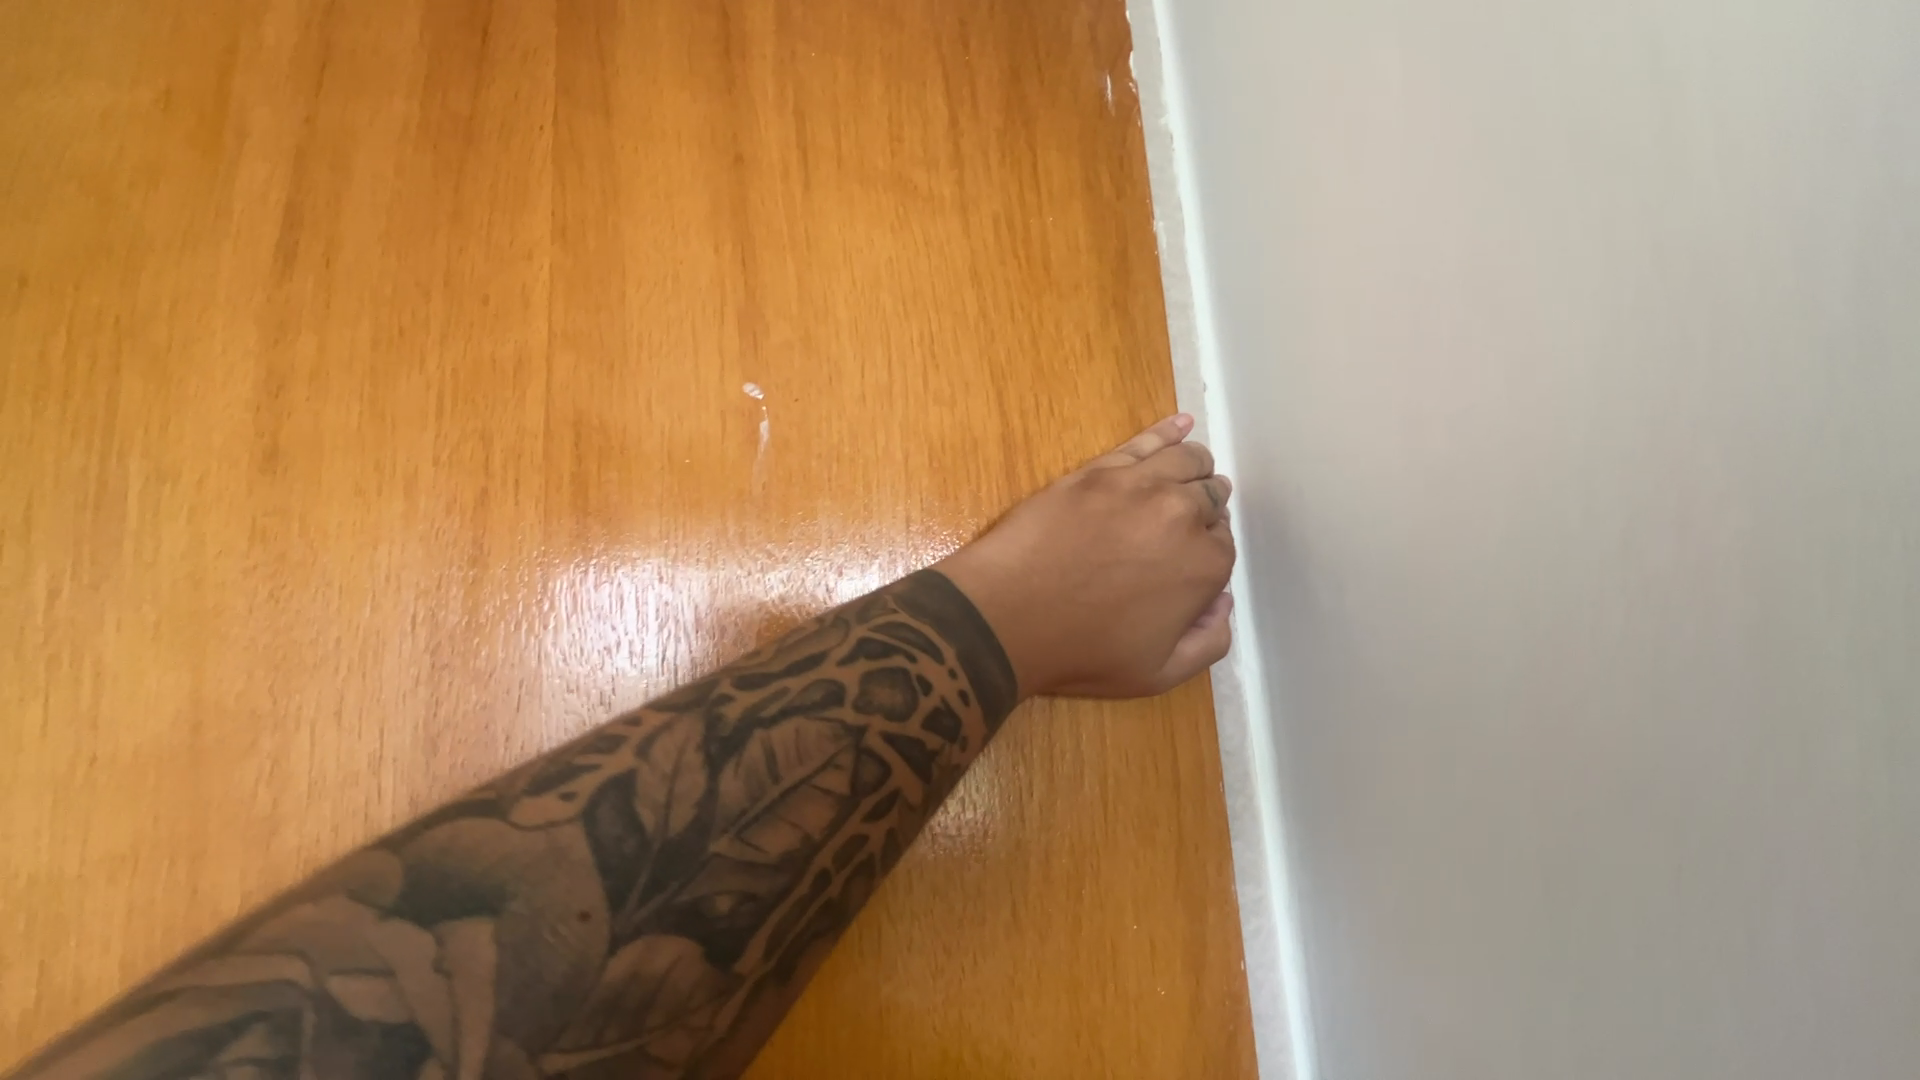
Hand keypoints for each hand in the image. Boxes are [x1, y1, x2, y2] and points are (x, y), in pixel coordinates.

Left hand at [937, 413, 1235, 698]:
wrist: (1008, 615)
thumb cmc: (1081, 651)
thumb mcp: (1159, 673)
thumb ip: (1209, 642)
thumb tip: (1223, 603)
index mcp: (1204, 565)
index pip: (1222, 544)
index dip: (1205, 553)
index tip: (1184, 562)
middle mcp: (1182, 514)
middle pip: (1208, 498)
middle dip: (1203, 510)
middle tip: (1182, 525)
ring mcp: (1138, 485)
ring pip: (1186, 461)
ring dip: (1195, 469)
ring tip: (1191, 474)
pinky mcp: (1098, 471)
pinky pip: (1143, 441)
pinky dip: (1168, 431)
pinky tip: (1181, 425)